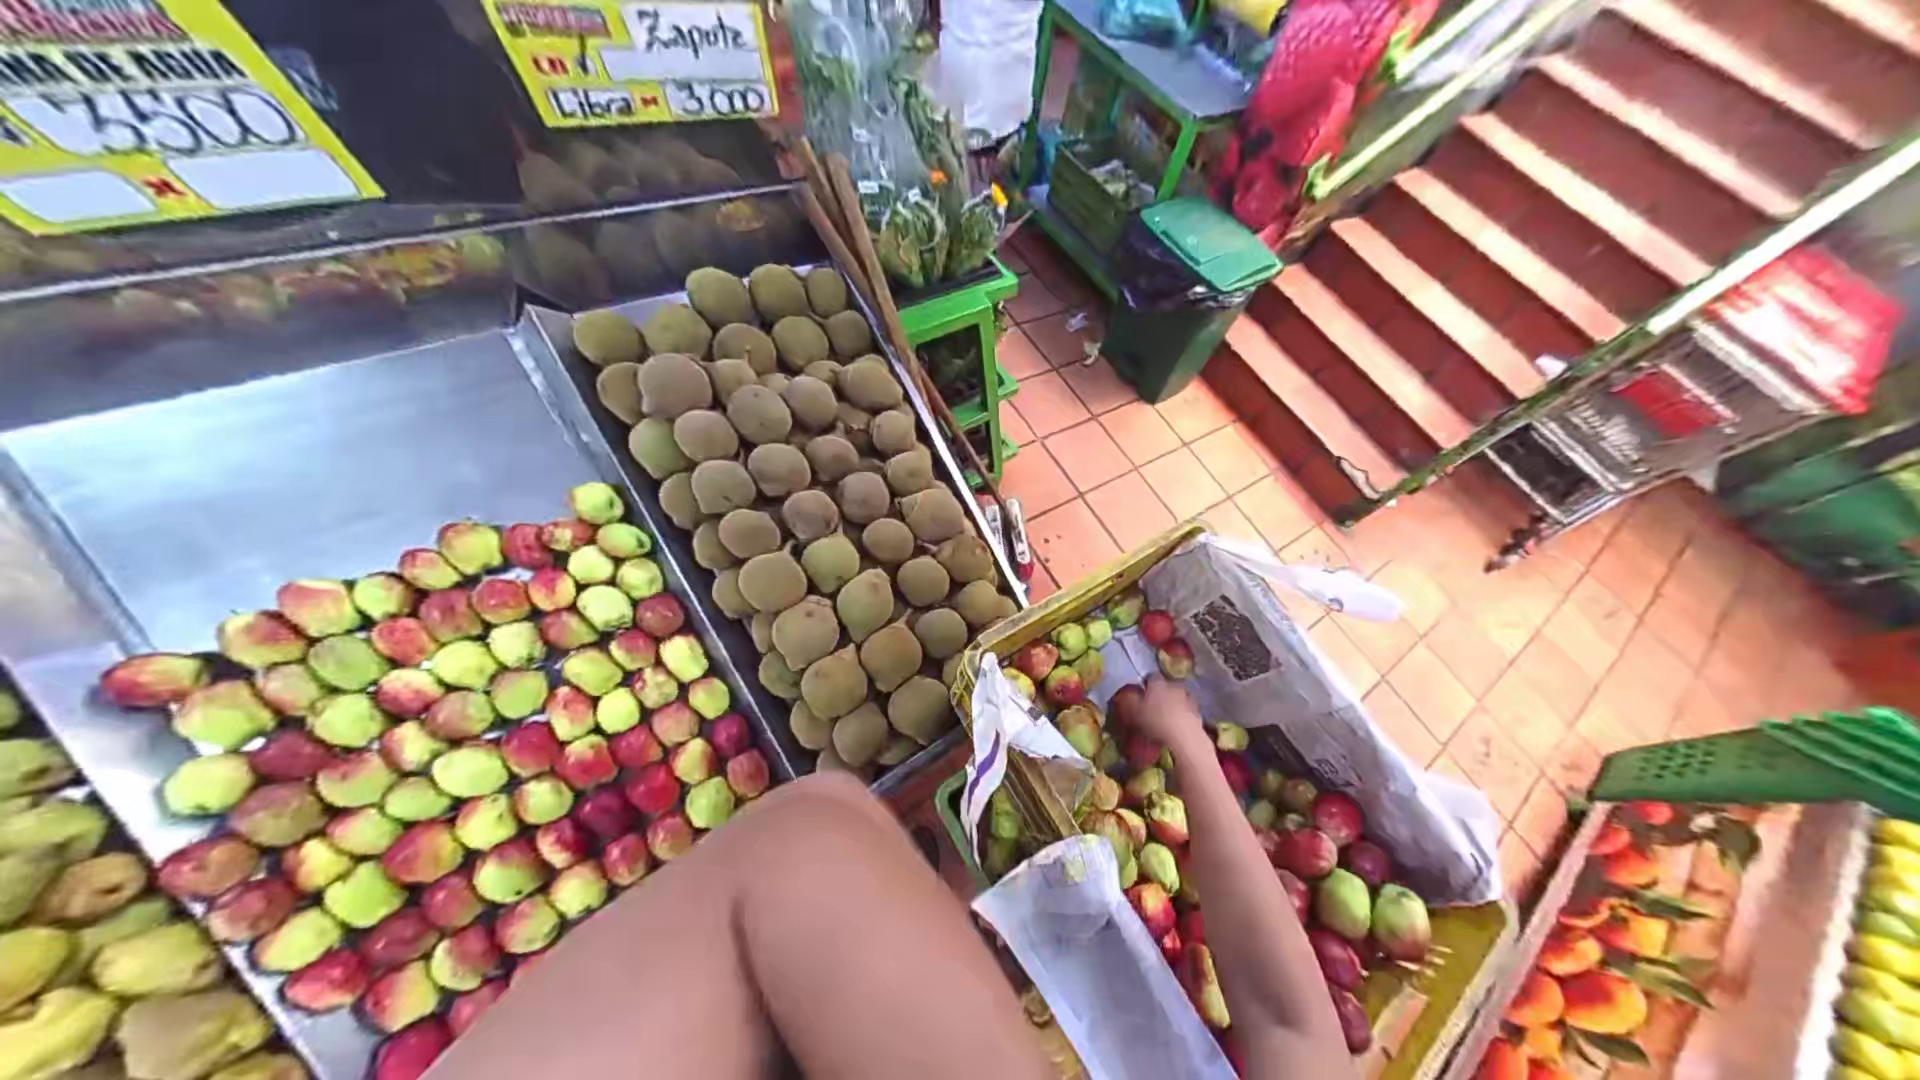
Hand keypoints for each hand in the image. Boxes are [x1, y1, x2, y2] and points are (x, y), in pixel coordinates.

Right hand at [1132, 676, 1207, 754]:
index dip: (1145, 684)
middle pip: (1166, 686)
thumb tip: (1124, 693)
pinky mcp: (1198, 712)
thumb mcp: (1133, 712)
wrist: (1185, 737)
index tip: (1141, 694)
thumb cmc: (1155, 722)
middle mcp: (1174, 685)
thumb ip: (1128, 700)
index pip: (1151, 676)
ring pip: (1177, 697)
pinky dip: (1182, 715)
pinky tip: (1177, 725)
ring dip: (1172, 704)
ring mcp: (1188, 698)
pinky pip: (1186, 710)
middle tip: (1153, 706)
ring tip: (1166, 717)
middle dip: (1160, 694)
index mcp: (1158, 682)